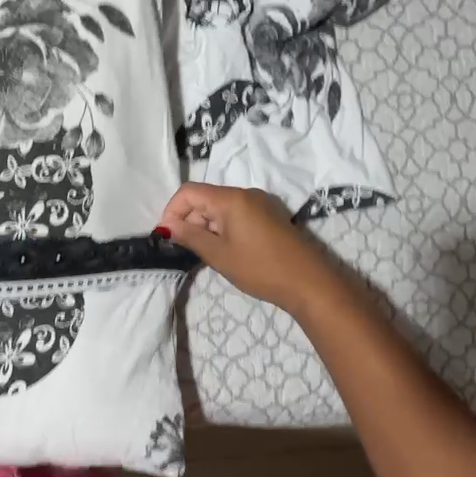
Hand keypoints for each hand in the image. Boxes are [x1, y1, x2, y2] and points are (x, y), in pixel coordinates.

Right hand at [156, 183, 340, 312]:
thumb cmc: (260, 268)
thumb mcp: (218, 254)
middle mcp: (246, 194)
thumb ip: (189, 236)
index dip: (172, 211)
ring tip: (209, 253)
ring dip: (206, 226)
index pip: (188, 192)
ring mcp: (260, 204)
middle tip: (188, 249)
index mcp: (231, 199)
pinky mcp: (269, 216)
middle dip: (189, 220)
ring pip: (219, 208)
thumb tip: (165, 226)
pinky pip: (236, 214)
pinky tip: (227, 250)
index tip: (167, 236)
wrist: (310, 284)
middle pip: (204, 198)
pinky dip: (223, 228)